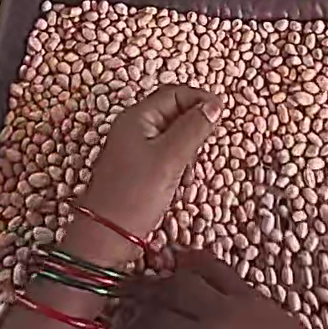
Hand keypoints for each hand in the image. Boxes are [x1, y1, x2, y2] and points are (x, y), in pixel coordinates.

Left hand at [75, 85, 219, 243]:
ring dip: (187, 149)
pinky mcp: (138, 168)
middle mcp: (134, 127)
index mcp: (137, 116)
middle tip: (203, 148)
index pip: (174, 93)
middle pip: (173, 112)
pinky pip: (165, 155)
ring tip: (187, 172)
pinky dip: (178, 164)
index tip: (222, 114)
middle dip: (194, 126)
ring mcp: (135, 147)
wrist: (105, 235)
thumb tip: (214, 105)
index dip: (199, 99)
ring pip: (172, 135)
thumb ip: (193, 128)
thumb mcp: (169, 158)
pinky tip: (179, 183)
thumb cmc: (135, 194)